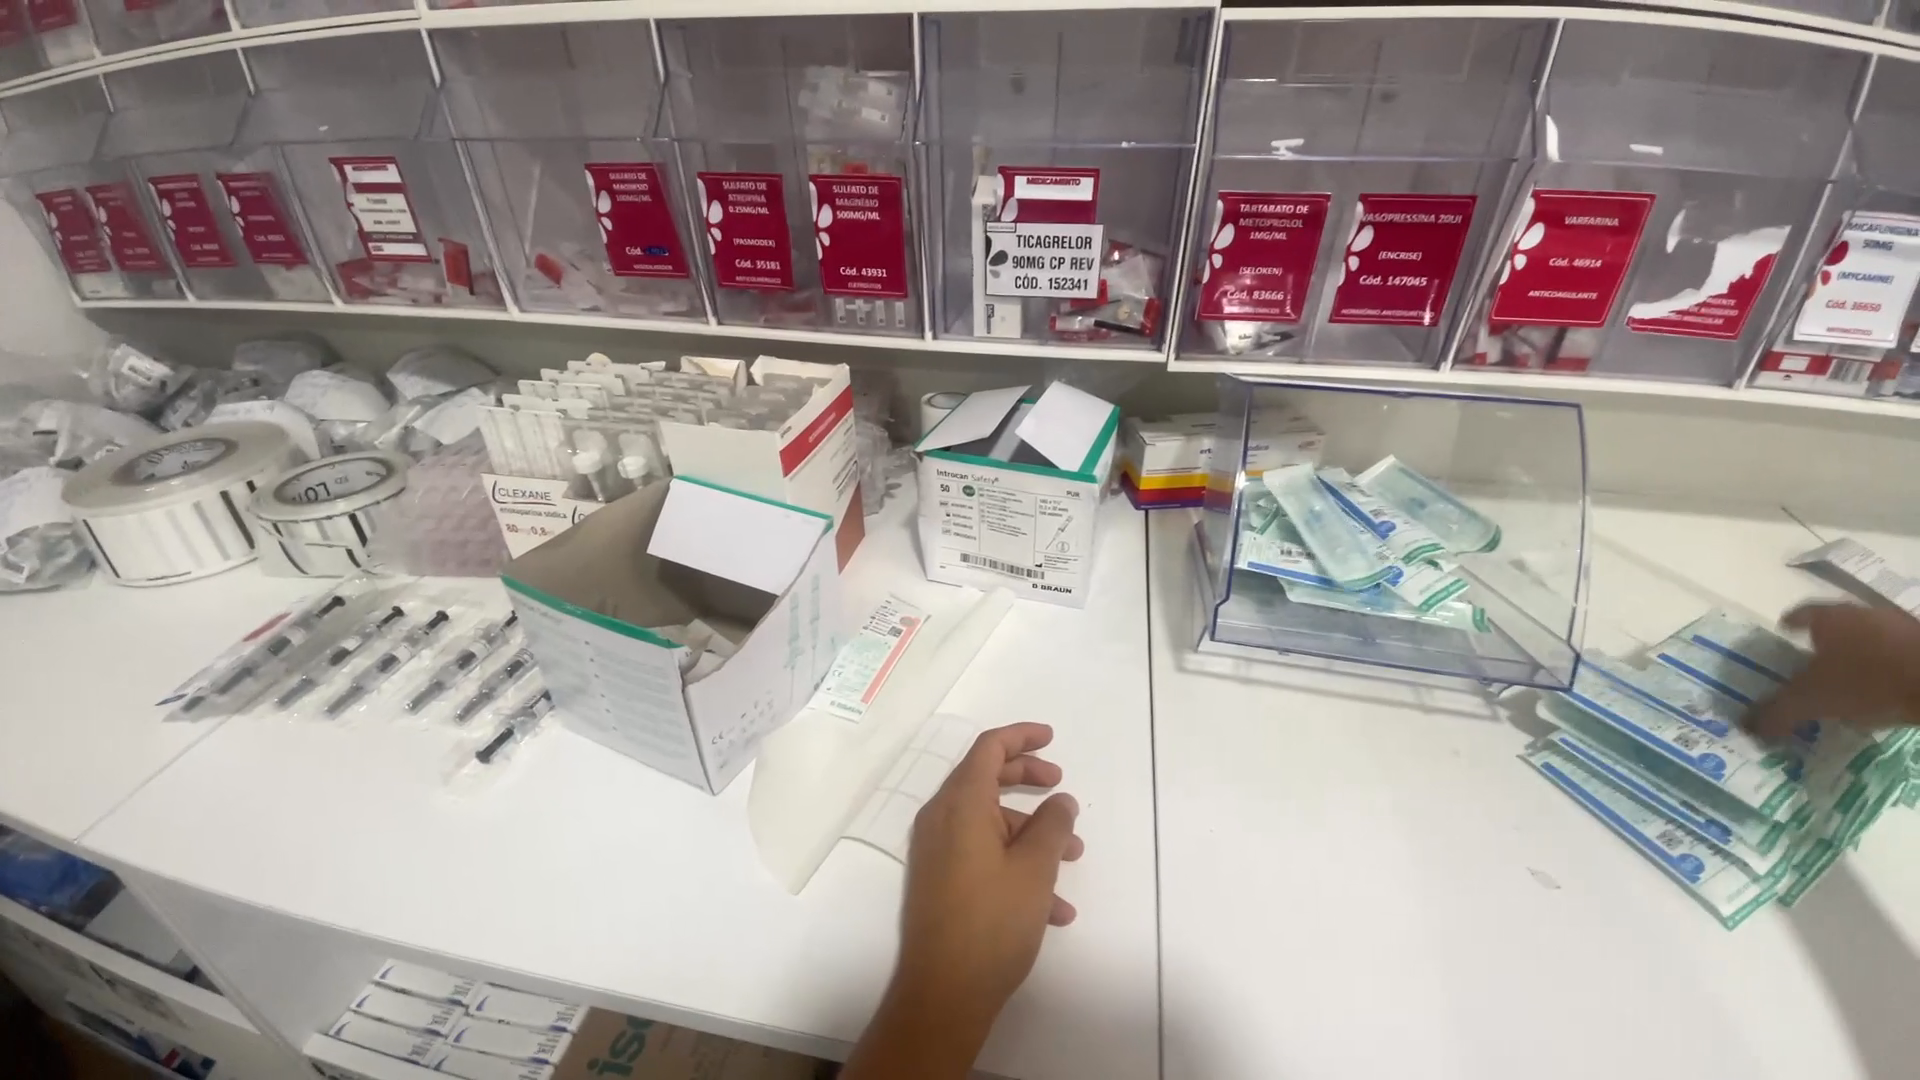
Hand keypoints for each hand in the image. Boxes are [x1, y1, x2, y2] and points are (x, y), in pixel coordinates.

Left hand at [844, 724, 1081, 1079]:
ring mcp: (937, 850)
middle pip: (987, 779)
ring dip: (1031, 832)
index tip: (1051, 738)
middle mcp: (941, 818)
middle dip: (1029, 779)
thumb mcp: (1035, 868)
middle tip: (1062, 786)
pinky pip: (980, 854)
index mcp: (959, 803)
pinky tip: (1053, 907)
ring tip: (1073, 858)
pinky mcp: (939, 880)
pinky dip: (1015, 864)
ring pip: (989, 822)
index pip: (988, 748)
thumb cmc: (992, 921)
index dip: (1021, 736)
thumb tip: (1061, 800)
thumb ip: (1053, 825)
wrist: (943, 994)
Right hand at [1746, 602, 1919, 738]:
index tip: (1785, 633)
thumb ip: (1777, 712)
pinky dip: (1893, 667)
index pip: (1801, 614)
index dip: (1792, 624)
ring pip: (1875, 638)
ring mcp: (1907, 628)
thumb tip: (1747, 727)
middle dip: (1829, 642)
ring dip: (1864, 654)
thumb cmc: (1869, 681)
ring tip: (1855, 679)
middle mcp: (1866, 614)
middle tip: (1817, 662)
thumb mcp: (1813, 701)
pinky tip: (1890, 688)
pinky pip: (1904, 654)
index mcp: (1829, 618)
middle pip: (1841, 625)